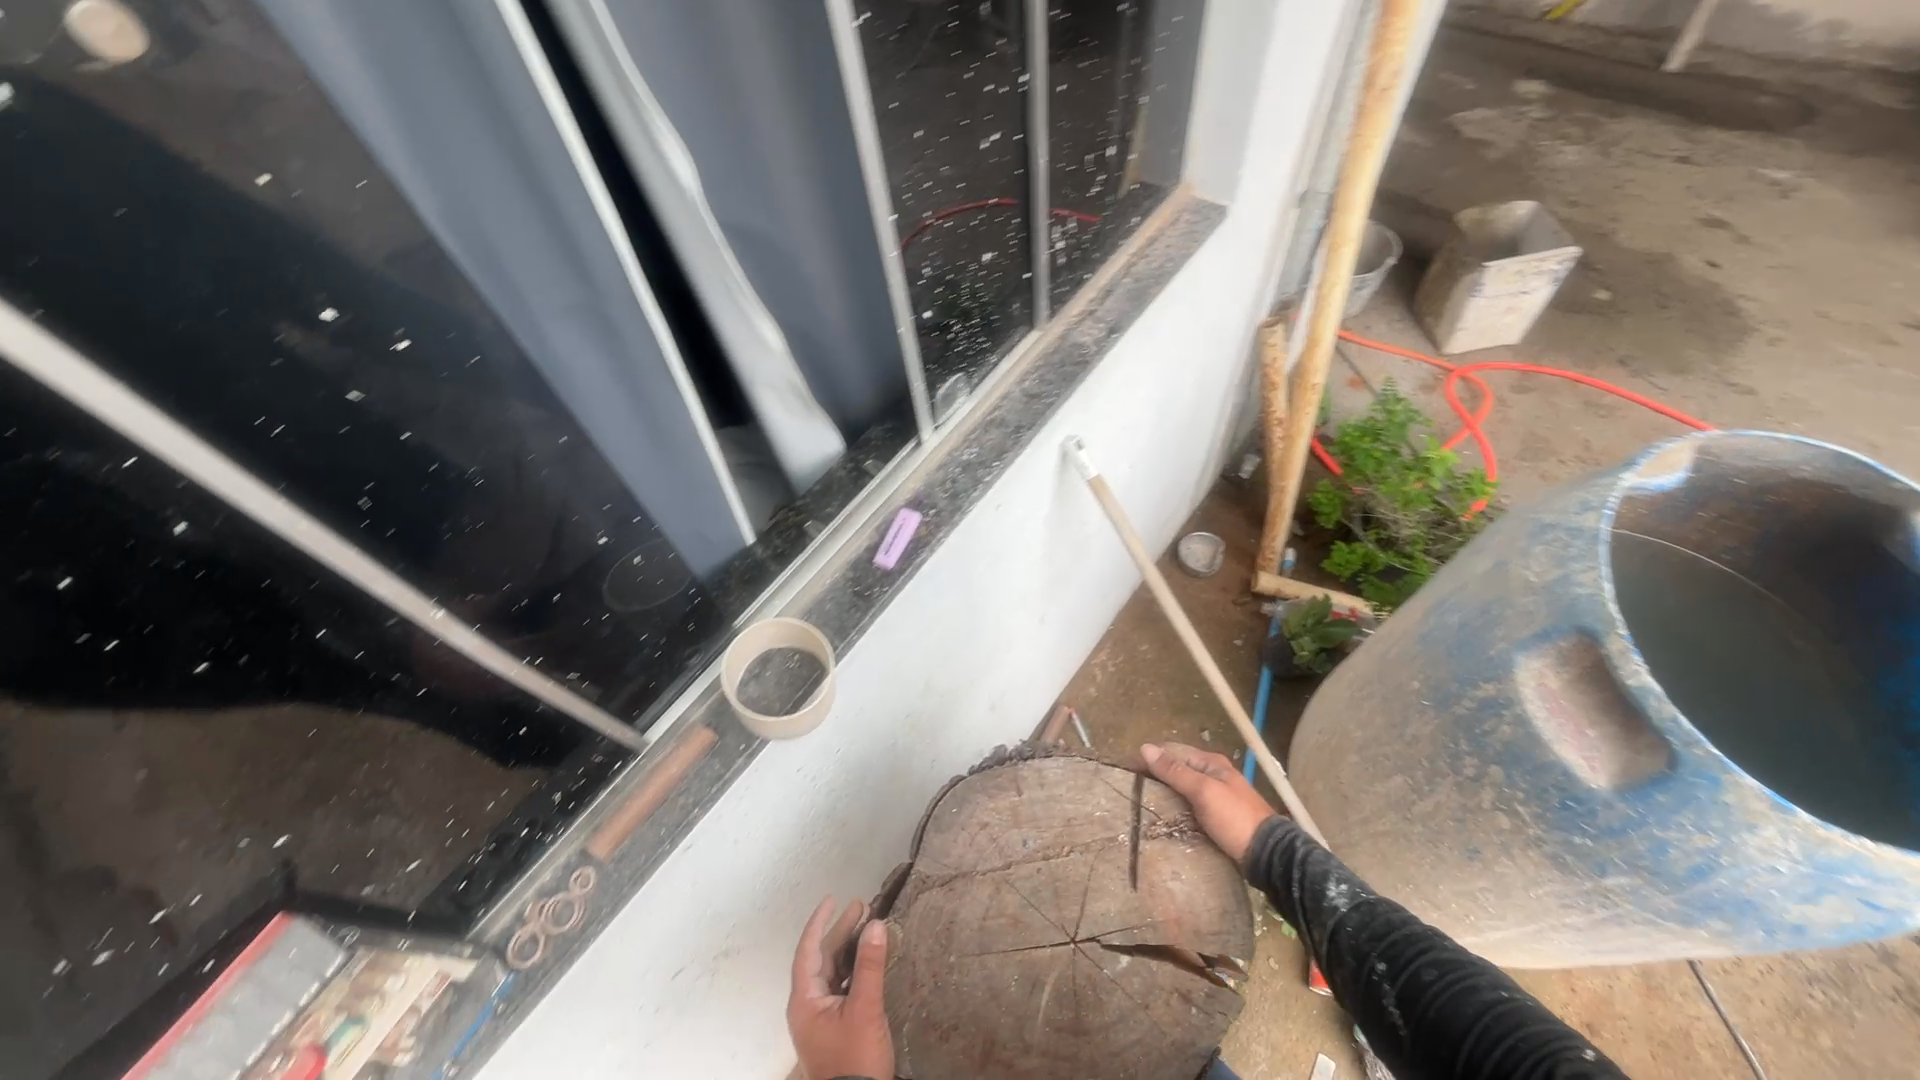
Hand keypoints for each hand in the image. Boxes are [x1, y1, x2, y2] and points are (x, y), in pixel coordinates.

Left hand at [788, 897, 893, 1079]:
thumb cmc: (856, 1057)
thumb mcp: (865, 1009)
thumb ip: (869, 966)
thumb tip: (875, 924)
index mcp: (804, 1000)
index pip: (808, 950)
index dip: (820, 921)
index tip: (833, 898)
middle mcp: (806, 1005)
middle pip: (820, 958)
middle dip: (839, 931)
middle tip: (860, 906)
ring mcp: (819, 1017)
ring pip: (831, 972)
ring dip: (847, 948)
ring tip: (866, 925)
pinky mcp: (833, 1027)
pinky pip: (839, 987)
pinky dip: (852, 969)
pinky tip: (867, 959)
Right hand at [1141, 743, 1276, 864]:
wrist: (1267, 854)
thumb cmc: (1234, 818)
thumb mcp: (1203, 791)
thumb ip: (1175, 770)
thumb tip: (1145, 748)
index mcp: (1211, 763)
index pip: (1172, 751)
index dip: (1149, 757)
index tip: (1126, 770)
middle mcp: (1213, 775)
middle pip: (1176, 768)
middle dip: (1154, 774)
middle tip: (1129, 788)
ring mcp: (1215, 796)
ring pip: (1181, 788)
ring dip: (1162, 792)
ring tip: (1139, 803)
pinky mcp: (1215, 816)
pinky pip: (1187, 805)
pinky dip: (1173, 807)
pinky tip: (1161, 816)